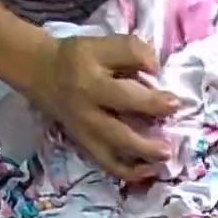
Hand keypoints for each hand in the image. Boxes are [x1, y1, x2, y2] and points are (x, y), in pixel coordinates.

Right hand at [25, 34, 176, 181]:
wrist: (43, 75)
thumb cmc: (79, 59)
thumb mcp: (101, 45)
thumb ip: (130, 52)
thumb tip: (156, 70)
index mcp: (92, 80)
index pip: (125, 88)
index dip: (151, 95)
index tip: (174, 101)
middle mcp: (88, 110)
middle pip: (119, 129)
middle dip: (147, 134)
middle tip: (169, 138)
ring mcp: (87, 133)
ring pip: (115, 153)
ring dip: (141, 159)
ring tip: (162, 159)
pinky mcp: (87, 148)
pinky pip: (109, 166)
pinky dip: (129, 173)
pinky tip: (147, 171)